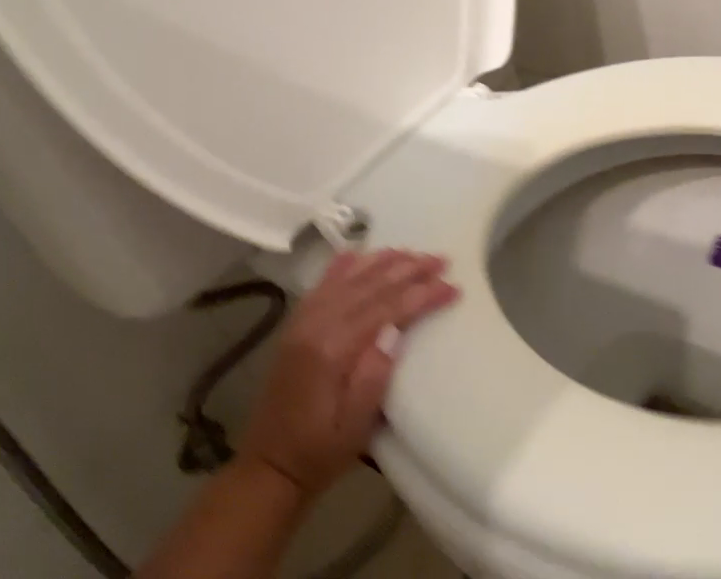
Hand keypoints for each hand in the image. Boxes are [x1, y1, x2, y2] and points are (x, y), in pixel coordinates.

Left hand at [238, 250, 458, 494]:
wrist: (268, 466)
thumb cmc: (319, 451)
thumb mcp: (355, 425)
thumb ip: (374, 375)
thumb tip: (395, 330)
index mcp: (333, 350)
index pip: (387, 308)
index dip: (422, 294)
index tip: (452, 286)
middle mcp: (316, 325)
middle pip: (369, 285)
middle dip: (408, 269)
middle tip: (441, 259)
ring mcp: (302, 322)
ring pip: (347, 278)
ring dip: (382, 262)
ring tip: (413, 253)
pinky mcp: (296, 326)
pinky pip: (323, 284)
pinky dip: (345, 266)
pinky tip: (359, 254)